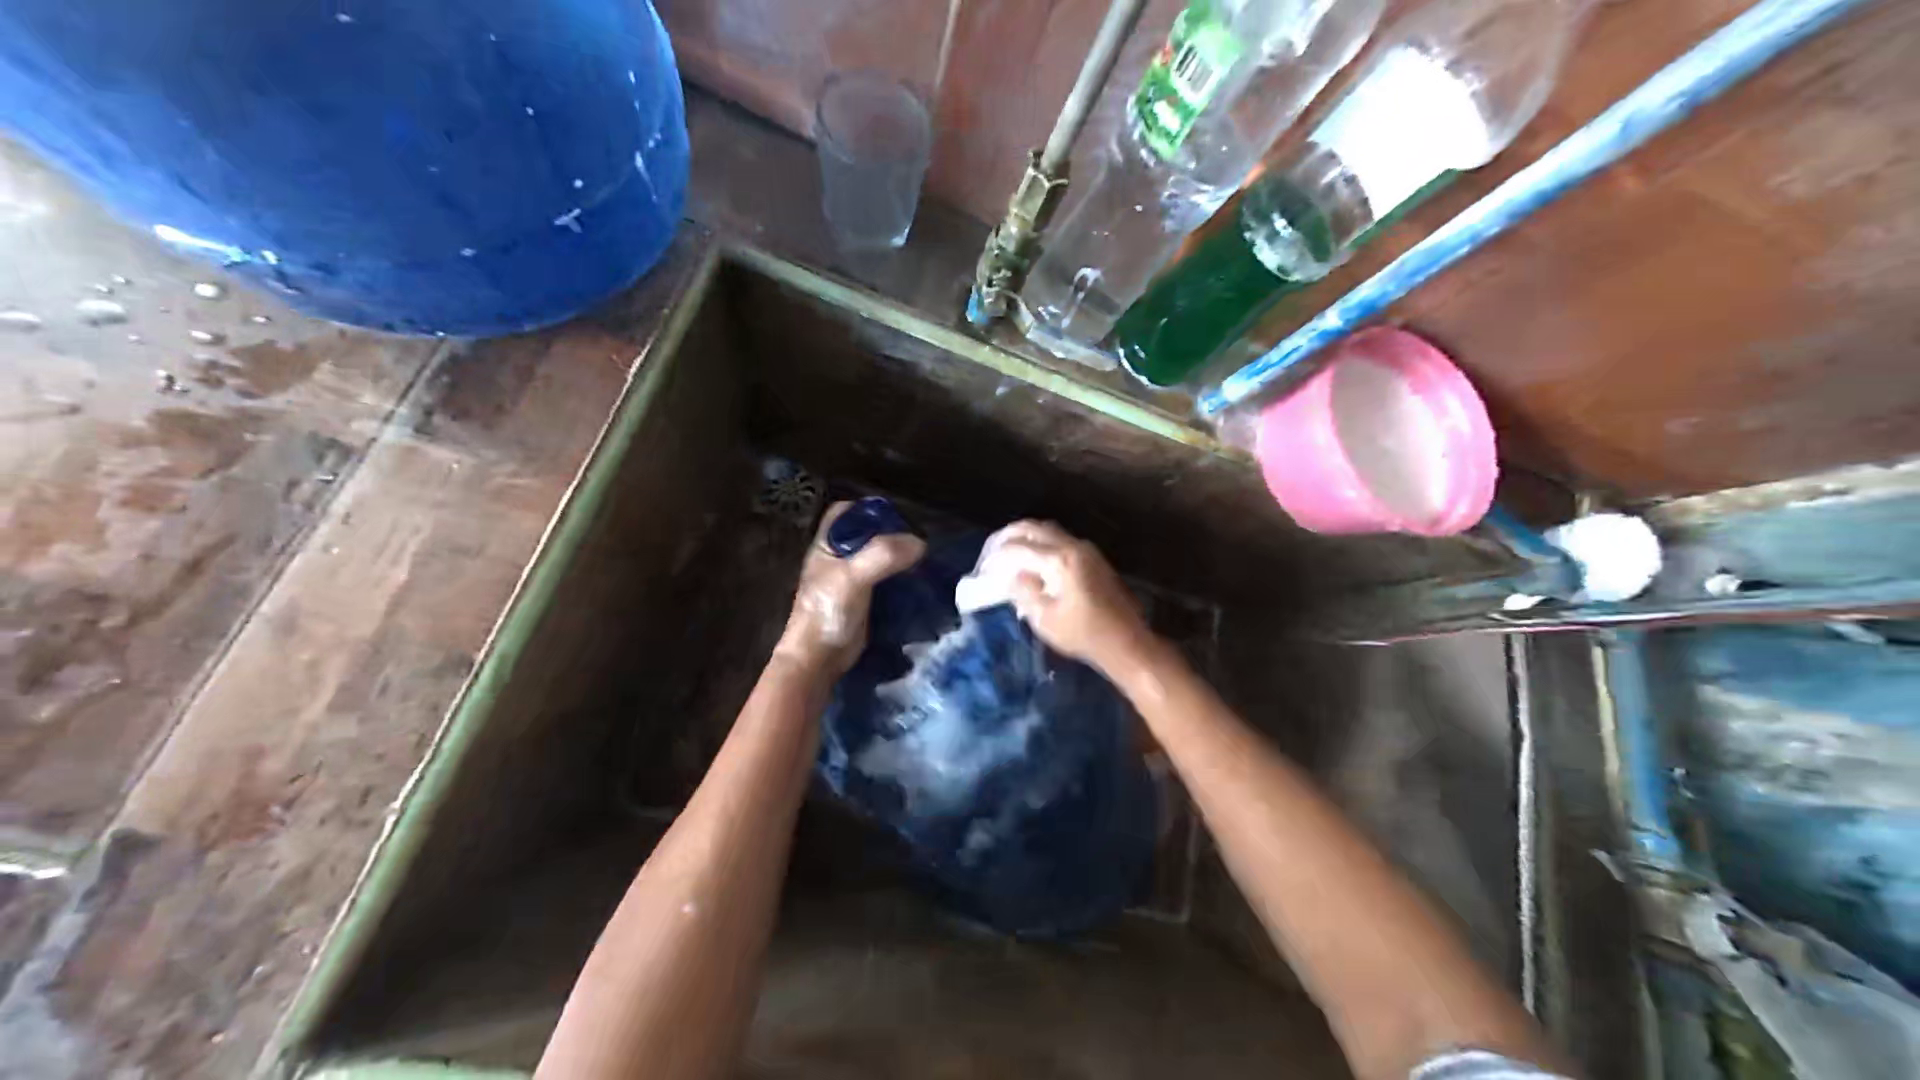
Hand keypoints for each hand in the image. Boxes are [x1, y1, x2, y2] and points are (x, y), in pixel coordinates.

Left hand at [774, 501, 926, 677]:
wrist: (819, 659)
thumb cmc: (827, 613)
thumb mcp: (852, 577)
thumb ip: (883, 555)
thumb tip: (920, 544)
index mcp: (828, 545)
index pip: (846, 512)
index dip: (868, 509)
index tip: (897, 517)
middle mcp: (839, 558)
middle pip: (868, 535)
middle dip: (892, 535)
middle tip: (919, 541)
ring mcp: (852, 580)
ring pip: (880, 559)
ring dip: (901, 559)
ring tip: (926, 561)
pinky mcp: (865, 600)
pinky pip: (887, 582)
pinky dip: (902, 581)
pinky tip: (920, 583)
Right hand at [989, 521, 1153, 674]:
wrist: (1126, 641)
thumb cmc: (1083, 634)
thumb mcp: (1045, 619)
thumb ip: (1023, 592)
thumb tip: (1010, 575)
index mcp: (1060, 560)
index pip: (1019, 546)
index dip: (997, 556)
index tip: (983, 569)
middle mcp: (1074, 547)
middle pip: (1033, 528)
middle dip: (1008, 536)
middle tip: (991, 551)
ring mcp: (1087, 551)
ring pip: (1048, 531)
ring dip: (1025, 538)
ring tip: (1008, 555)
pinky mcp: (1094, 559)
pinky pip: (1060, 541)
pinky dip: (1041, 545)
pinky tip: (1033, 563)